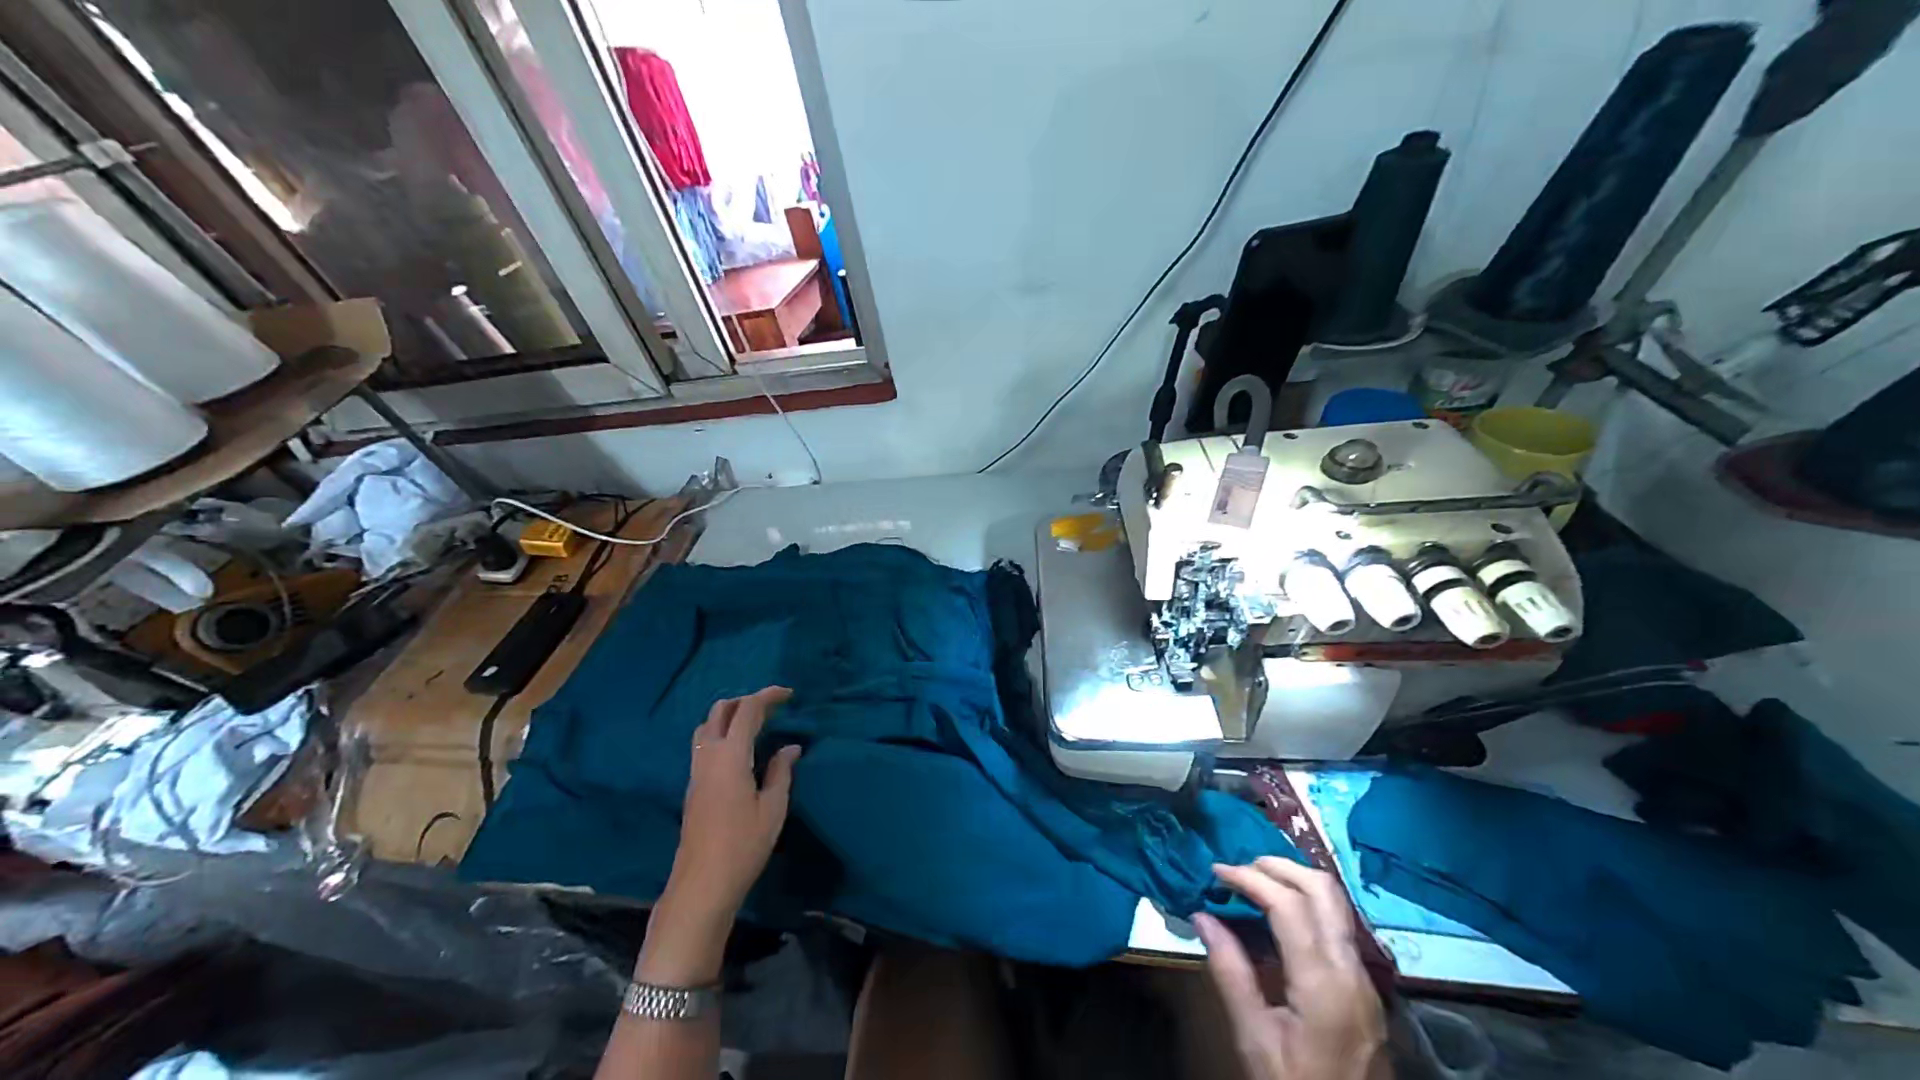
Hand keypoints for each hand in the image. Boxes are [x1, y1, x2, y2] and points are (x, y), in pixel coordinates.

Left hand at [642, 687, 800, 985]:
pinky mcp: (693, 786)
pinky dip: (722, 733)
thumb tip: (790, 748)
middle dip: (745, 700)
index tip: (788, 694)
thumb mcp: (773, 808)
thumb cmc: (743, 846)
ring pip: (707, 727)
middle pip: (720, 711)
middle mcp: (708, 757)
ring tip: (755, 723)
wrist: (702, 884)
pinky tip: (740, 749)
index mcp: (730, 756)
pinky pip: (704, 744)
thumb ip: (781, 772)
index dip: (767, 696)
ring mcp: (696, 771)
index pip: (747, 711)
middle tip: (771, 706)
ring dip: (729, 716)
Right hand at [1193, 858, 1388, 1079]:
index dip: (1250, 878)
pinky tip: (1276, 914)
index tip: (1216, 872)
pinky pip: (1337, 924)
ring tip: (1253, 882)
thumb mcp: (1254, 1039)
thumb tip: (1202, 917)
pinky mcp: (1365, 987)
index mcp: (1323, 984)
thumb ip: (1230, 973)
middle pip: (1323, 890)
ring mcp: (1364, 978)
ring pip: (1336, 903)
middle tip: (1237, 868)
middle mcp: (1352, 970)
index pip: (1289, 905)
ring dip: (1294, 880)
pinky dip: (1306, 902)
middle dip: (1277, 867)